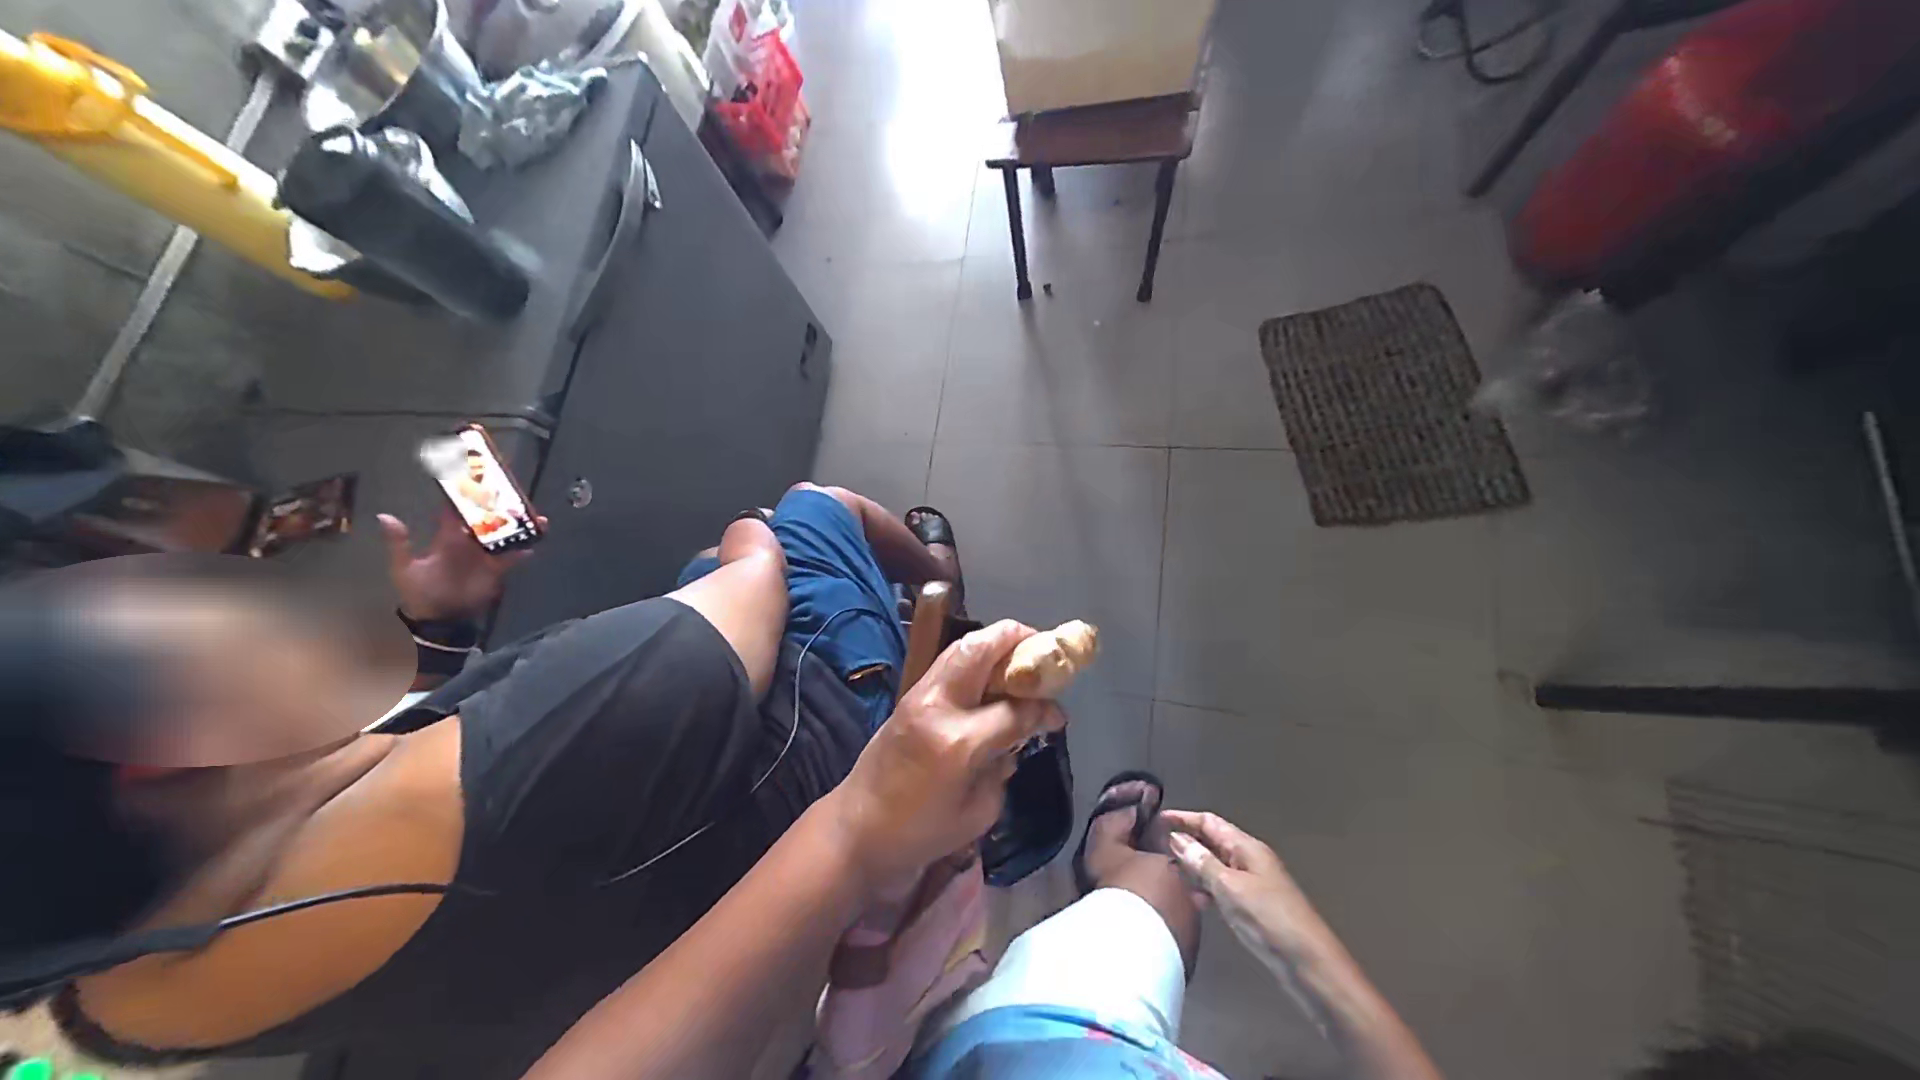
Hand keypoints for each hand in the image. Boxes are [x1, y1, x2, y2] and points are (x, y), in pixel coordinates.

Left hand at [378, 507, 546, 620]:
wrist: (438, 617)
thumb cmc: (419, 591)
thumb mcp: (405, 567)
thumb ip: (400, 543)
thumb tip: (385, 516)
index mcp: (447, 538)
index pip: (456, 512)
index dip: (463, 497)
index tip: (473, 480)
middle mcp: (468, 543)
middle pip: (486, 520)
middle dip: (499, 507)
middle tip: (513, 493)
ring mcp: (484, 555)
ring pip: (504, 535)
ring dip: (518, 526)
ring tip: (536, 517)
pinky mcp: (497, 569)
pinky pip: (512, 557)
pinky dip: (523, 550)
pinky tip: (533, 542)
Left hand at [828, 620, 1066, 894]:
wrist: (856, 829)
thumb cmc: (921, 833)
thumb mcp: (978, 813)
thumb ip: (1004, 767)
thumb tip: (1019, 736)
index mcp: (959, 742)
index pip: (1014, 708)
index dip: (1042, 708)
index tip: (1057, 714)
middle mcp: (938, 706)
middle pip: (983, 649)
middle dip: (1018, 641)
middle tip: (1043, 653)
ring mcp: (918, 695)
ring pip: (961, 646)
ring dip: (995, 643)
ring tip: (1020, 658)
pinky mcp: (907, 696)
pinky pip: (947, 662)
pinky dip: (974, 658)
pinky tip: (989, 677)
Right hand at [1164, 810, 1339, 972]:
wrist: (1309, 964)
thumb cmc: (1269, 918)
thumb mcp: (1229, 887)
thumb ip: (1202, 862)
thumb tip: (1177, 838)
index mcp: (1246, 847)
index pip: (1209, 822)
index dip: (1184, 818)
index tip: (1159, 819)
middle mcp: (1249, 860)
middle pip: (1212, 841)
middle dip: (1187, 841)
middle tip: (1158, 846)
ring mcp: (1252, 883)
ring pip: (1215, 865)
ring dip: (1194, 867)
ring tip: (1171, 873)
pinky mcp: (1252, 906)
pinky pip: (1222, 887)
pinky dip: (1206, 888)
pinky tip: (1196, 900)